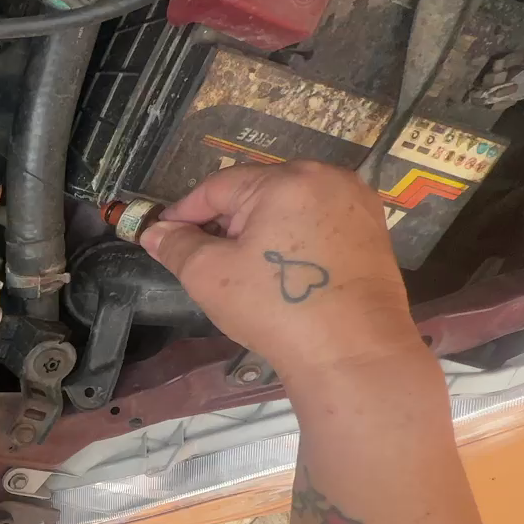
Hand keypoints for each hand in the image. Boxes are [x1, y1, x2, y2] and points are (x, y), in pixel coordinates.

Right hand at [140, 161, 430, 385]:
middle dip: (219, 221)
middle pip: (253, 191)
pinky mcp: (369, 227)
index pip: (216, 186)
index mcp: (285, 181)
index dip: (181, 212)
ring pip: (283, 205)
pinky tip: (273, 269)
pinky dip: (284, 236)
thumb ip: (175, 245)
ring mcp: (354, 200)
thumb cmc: (270, 304)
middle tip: (197, 256)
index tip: (160, 237)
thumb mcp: (206, 274)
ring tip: (235, 265)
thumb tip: (154, 231)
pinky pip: (311, 220)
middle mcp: (326, 177)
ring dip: (251, 229)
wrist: (348, 346)